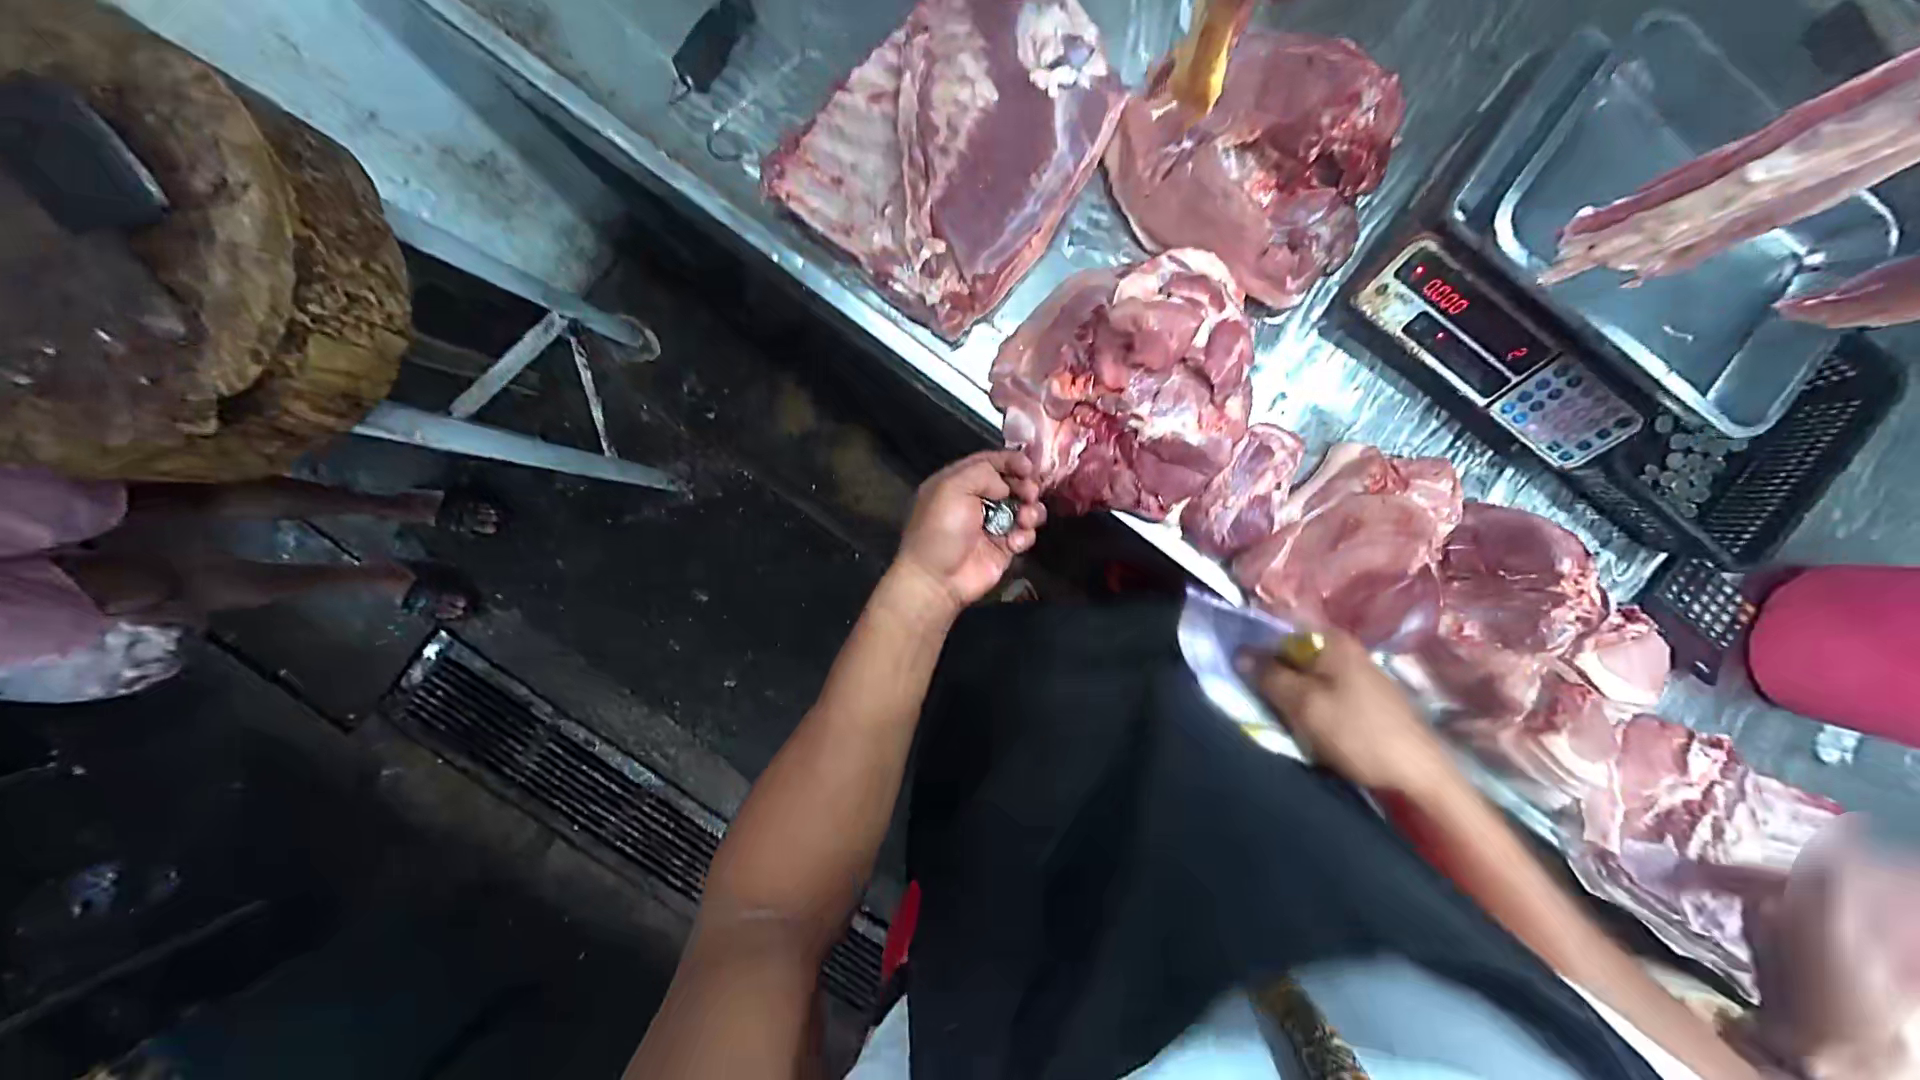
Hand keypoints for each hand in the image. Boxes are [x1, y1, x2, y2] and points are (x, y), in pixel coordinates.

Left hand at [889, 450, 1045, 615]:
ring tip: (1025, 519)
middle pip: (1011, 483)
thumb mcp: (953, 488)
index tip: (1028, 466)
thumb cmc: (941, 529)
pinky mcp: (1004, 547)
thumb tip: (1006, 485)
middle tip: (1029, 493)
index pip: (989, 462)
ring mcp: (992, 524)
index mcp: (959, 482)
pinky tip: (1014, 543)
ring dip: (1031, 510)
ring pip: (1024, 507)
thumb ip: (983, 473)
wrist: (938, 579)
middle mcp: (977, 500)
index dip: (1011, 461)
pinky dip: (1025, 535)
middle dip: (1025, 486)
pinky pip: (1025, 534)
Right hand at [1247, 629, 1452, 794]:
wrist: (1420, 777)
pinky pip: (1321, 692)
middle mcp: (1345, 649)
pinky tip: (1303, 724)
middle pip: (1291, 652)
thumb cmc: (1357, 733)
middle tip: (1251, 694)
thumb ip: (1268, 675)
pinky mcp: (1364, 699)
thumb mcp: (1302, 703)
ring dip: (1287, 691)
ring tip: (1274, 712)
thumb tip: (1240, 653)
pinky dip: (1306, 704)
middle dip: (1269, 671)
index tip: (1234, 664)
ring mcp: (1357, 674)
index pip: (1277, 627)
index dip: (1253, 643)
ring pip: (1305, 674)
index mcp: (1331, 640)